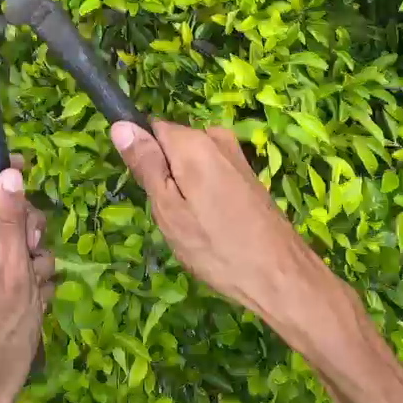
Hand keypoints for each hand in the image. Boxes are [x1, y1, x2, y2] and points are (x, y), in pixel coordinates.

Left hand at [0, 155, 54, 402]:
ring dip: (29, 253)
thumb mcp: (15, 273)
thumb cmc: (2, 332)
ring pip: (3, 234)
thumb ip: (11, 220)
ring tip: (35, 283)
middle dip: (24, 228)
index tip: (29, 171)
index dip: (2, 174)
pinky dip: (22, 270)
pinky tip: (32, 293)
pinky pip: (0, 256)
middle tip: (36, 255)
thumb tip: (9, 174)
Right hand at [110, 120, 322, 325]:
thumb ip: (146, 164)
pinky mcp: (248, 175)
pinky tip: (215, 226)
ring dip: (187, 188)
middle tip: (173, 215)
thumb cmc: (216, 246)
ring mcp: (236, 156)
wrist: (281, 277)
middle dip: (167, 175)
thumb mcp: (169, 209)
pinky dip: (207, 195)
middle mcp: (216, 137)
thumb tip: (121, 125)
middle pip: (173, 146)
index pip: (150, 129)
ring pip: (192, 162)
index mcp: (192, 142)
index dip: (145, 159)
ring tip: (195, 226)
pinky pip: (212, 173)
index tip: (152, 192)